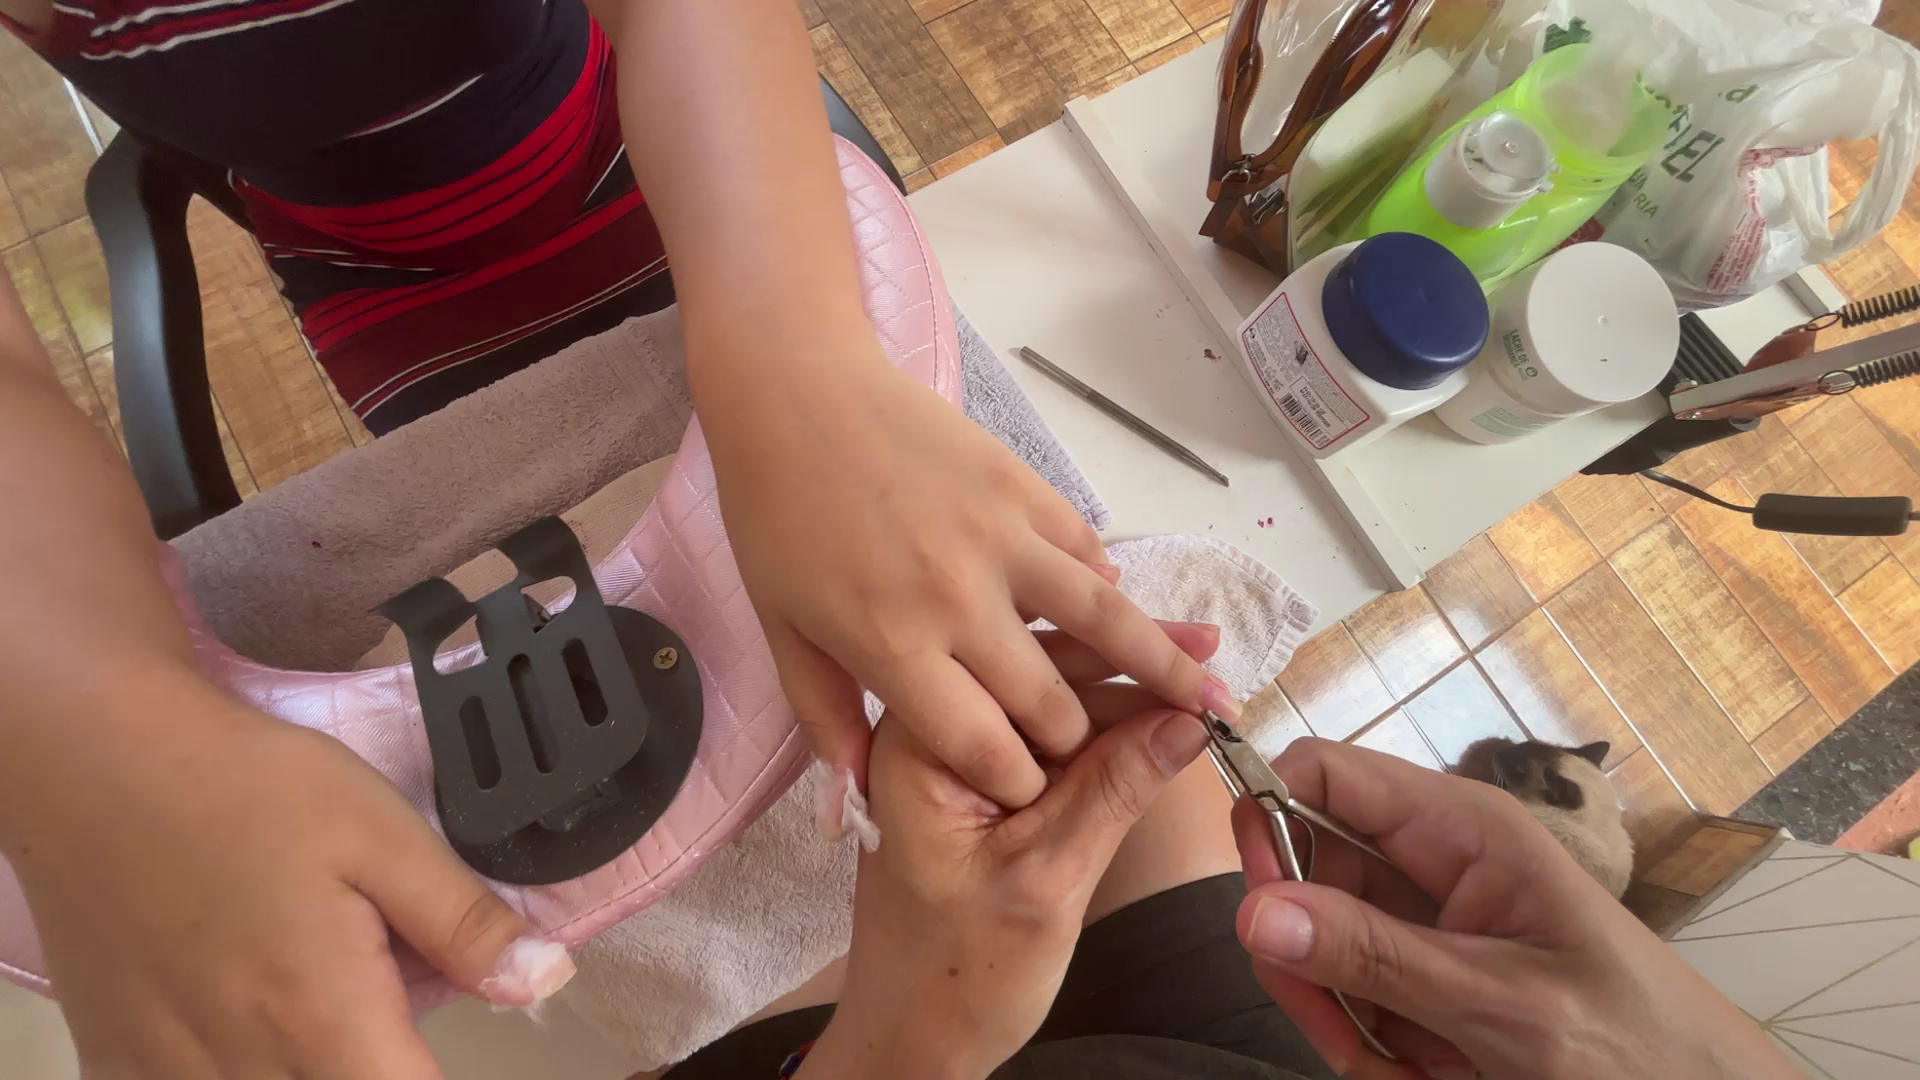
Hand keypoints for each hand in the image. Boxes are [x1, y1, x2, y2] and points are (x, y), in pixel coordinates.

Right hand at [5, 680, 570, 1079]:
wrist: (110, 769)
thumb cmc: (270, 797)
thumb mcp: (393, 843)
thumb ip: (464, 924)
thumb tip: (543, 981)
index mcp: (317, 1011)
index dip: (441, 1076)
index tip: (457, 1036)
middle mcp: (233, 1063)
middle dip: (386, 1063)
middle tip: (406, 981)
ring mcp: (160, 1068)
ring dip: (328, 1064)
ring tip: (349, 979)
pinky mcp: (116, 1052)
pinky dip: (255, 1063)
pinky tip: (273, 1002)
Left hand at [700, 336, 1230, 809]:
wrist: (797, 395)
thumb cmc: (775, 517)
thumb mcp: (781, 630)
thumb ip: (824, 719)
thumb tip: (850, 804)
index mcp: (894, 648)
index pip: (986, 748)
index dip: (1016, 782)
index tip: (1028, 789)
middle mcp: (962, 602)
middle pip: (1050, 702)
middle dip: (1074, 741)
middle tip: (1090, 749)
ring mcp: (1002, 539)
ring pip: (1103, 620)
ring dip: (1161, 665)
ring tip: (1216, 695)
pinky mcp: (1024, 487)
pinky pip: (1084, 549)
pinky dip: (1104, 580)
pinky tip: (1115, 598)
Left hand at [798, 624, 1221, 1079]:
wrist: (914, 1039)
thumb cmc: (960, 973)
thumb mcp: (1047, 878)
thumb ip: (1114, 791)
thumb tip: (1188, 718)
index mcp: (922, 736)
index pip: (1029, 667)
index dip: (1121, 655)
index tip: (1198, 653)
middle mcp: (933, 726)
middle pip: (1043, 674)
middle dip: (1132, 666)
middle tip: (1212, 659)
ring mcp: (958, 751)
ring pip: (1054, 703)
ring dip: (1128, 700)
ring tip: (1201, 691)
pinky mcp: (983, 780)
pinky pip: (1050, 739)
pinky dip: (1107, 734)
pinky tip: (1155, 721)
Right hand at [1229, 738, 1800, 1079]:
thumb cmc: (1649, 1059)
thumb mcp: (1510, 1011)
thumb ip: (1376, 957)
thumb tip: (1247, 912)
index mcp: (1454, 823)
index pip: (1319, 770)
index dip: (1268, 812)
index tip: (1258, 904)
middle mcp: (1423, 850)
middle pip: (1301, 858)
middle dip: (1301, 944)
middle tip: (1335, 1030)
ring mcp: (1416, 906)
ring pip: (1311, 925)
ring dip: (1329, 1001)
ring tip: (1390, 1070)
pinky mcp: (1414, 957)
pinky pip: (1342, 974)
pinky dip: (1355, 1029)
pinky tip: (1409, 1073)